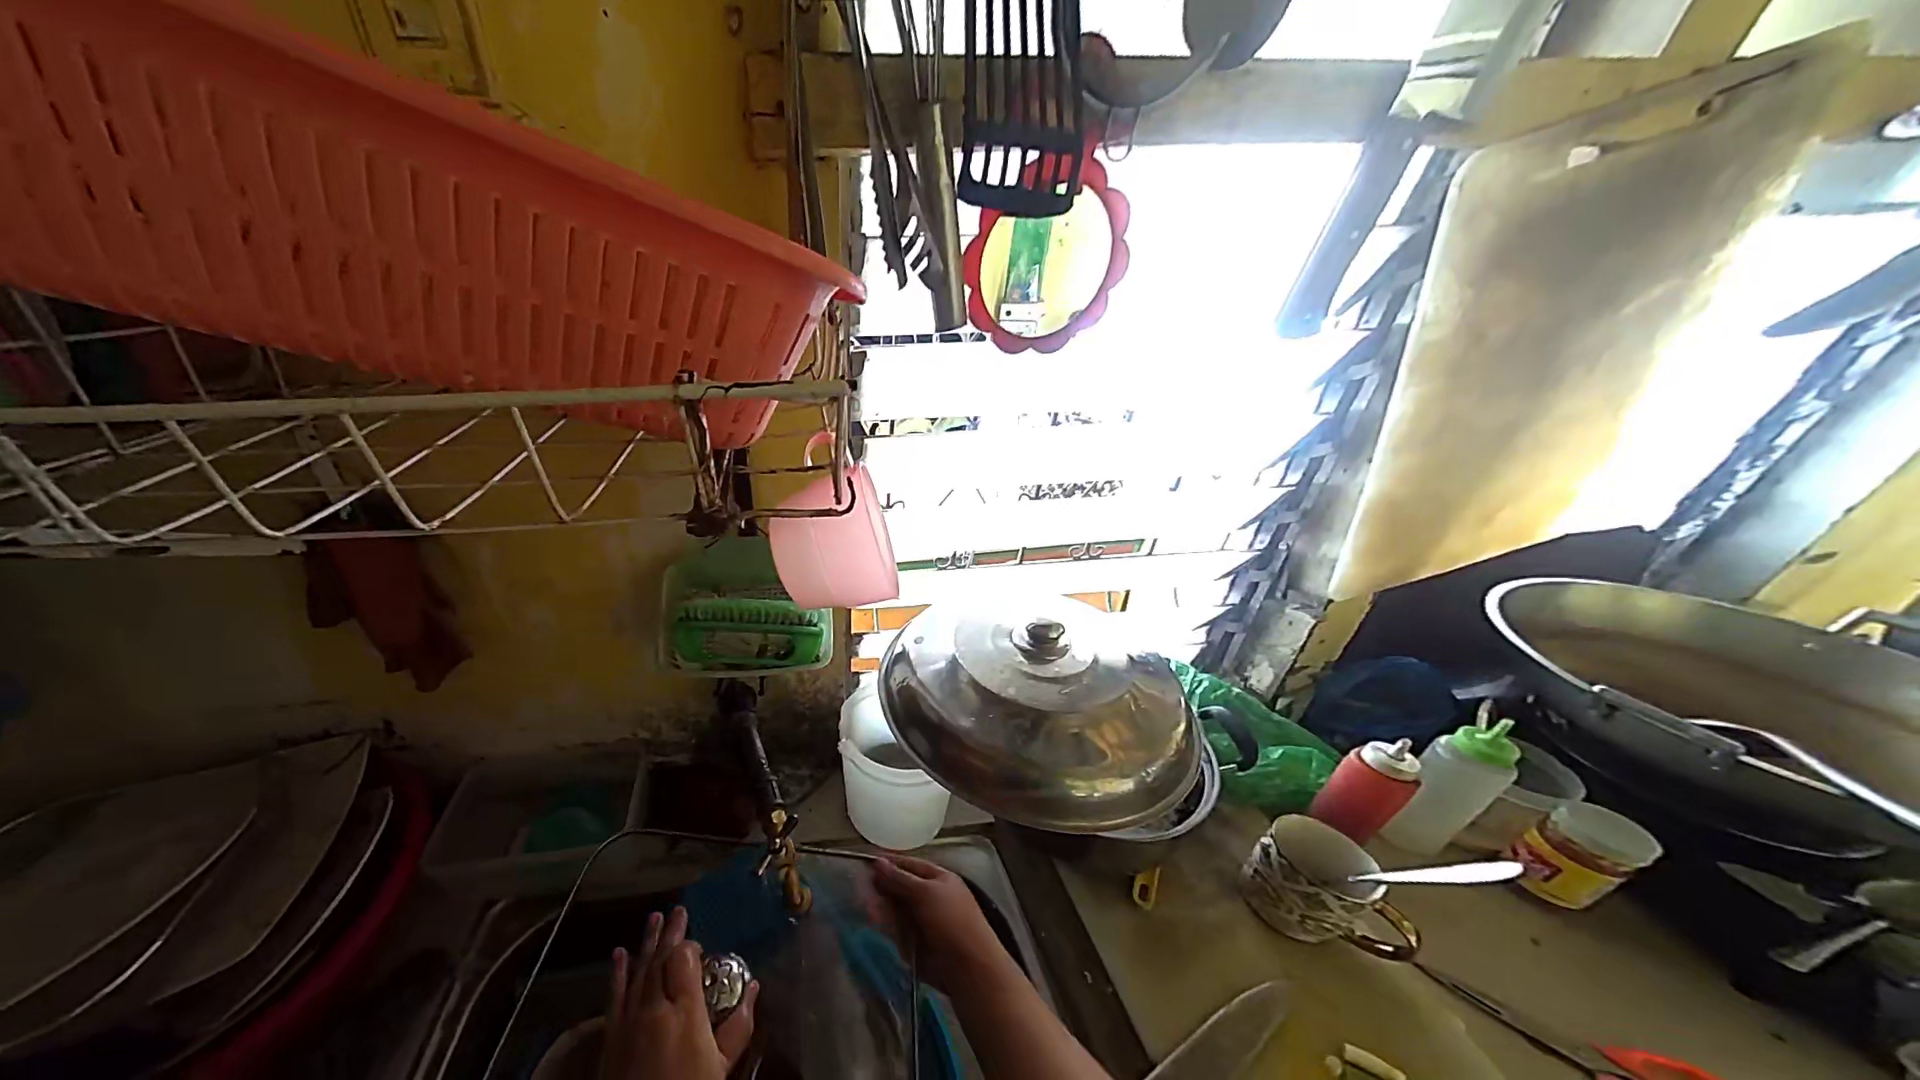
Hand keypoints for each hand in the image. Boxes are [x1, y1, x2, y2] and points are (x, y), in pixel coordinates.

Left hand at [600, 906, 758, 1079]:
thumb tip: (753, 988)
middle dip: (670, 934)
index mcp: (685, 1012)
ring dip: (646, 943)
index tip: (699, 944)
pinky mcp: (611, 1037)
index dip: (690, 946)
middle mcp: (655, 1008)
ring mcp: (629, 1021)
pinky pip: (614, 996)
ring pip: (638, 971)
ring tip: (654, 918)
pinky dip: (617, 973)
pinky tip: (620, 953)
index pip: (684, 960)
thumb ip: (738, 1026)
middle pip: (661, 960)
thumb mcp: (722, 1067)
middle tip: (678, 910)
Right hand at [871, 856, 1019, 994]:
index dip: (888, 863)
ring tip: (864, 904)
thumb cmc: (951, 921)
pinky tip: (871, 919)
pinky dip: (883, 923)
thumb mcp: (926, 893)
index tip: (866, 863)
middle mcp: (929, 896)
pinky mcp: (913, 941)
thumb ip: (900, 879)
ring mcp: (920, 919)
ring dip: (879, 905)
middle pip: (899, 886)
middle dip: (881, 886)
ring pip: (894, 907)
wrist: (967, 967)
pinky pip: (894, 928)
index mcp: (938, 878)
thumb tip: (877, 862)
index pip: (909, 865)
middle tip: (859, 886)